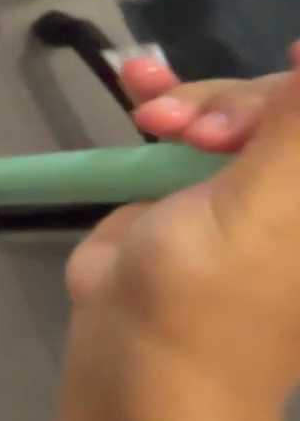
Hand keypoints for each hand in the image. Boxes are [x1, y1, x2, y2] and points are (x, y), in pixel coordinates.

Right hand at [70, 46, 299, 405]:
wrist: (139, 340)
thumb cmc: (216, 290)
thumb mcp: (268, 211)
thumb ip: (299, 136)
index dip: (299, 92)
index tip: (271, 85)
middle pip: (291, 106)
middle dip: (237, 101)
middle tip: (190, 130)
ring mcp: (256, 181)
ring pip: (238, 108)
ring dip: (191, 97)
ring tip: (150, 116)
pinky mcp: (197, 181)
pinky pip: (189, 123)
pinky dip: (162, 97)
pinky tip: (136, 81)